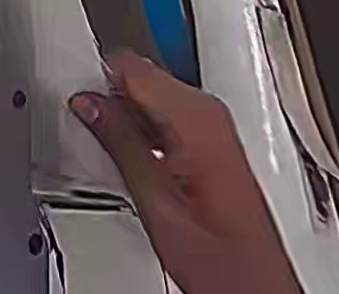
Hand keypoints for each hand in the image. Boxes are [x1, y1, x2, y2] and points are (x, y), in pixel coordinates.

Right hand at [71, 52, 301, 293]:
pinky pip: (165, 112)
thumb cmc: (221, 262)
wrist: (257, 292)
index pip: (132, 66)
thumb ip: (119, 142)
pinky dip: (143, 127)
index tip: (81, 101)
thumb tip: (90, 104)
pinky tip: (133, 158)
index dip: (99, 79)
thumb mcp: (154, 201)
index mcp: (195, 116)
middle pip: (141, 77)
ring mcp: (213, 123)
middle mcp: (208, 111)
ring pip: (151, 93)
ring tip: (111, 150)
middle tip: (91, 128)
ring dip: (126, 114)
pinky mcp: (211, 137)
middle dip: (111, 97)